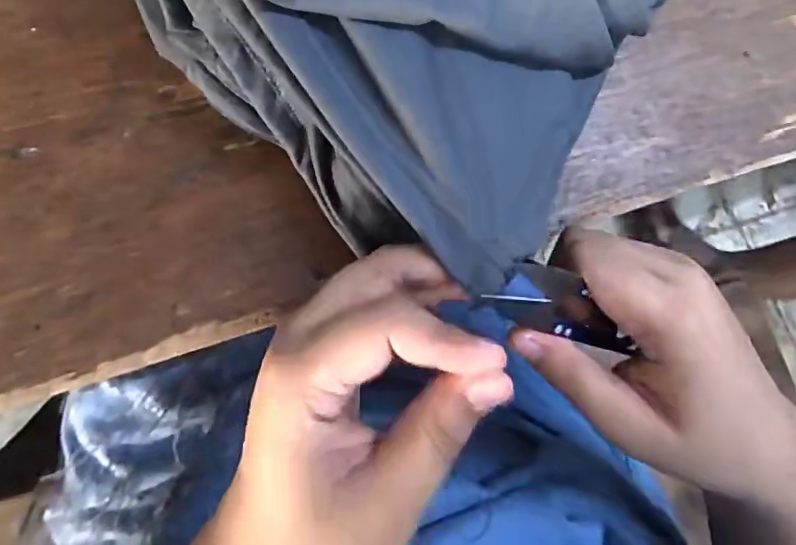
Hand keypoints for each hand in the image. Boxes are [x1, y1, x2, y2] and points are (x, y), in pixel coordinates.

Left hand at [197, 247, 513, 544]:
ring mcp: (301, 330)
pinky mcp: (313, 337)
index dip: (445, 336)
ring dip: (420, 282)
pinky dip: (405, 296)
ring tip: (469, 310)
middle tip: (484, 310)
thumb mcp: (387, 499)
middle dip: (432, 282)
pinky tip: (438, 317)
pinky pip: (364, 295)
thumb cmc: (319, 536)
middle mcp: (296, 334)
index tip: (497, 358)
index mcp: (301, 374)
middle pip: (372, 277)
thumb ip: (440, 429)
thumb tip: (499, 375)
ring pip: (369, 276)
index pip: (384, 323)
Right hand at [510, 228, 795, 543]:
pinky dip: (608, 278)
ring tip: (605, 333)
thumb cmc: (699, 442)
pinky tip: (625, 322)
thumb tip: (516, 334)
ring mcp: (685, 262)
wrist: (767, 441)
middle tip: (580, 334)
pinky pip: (623, 251)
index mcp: (668, 306)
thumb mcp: (628, 426)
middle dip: (569, 281)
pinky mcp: (685, 264)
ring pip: (604, 244)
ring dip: (588, 280)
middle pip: (590, 243)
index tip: (559, 327)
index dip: (555, 281)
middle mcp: (677, 268)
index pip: (585, 252)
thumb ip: (570, 375)